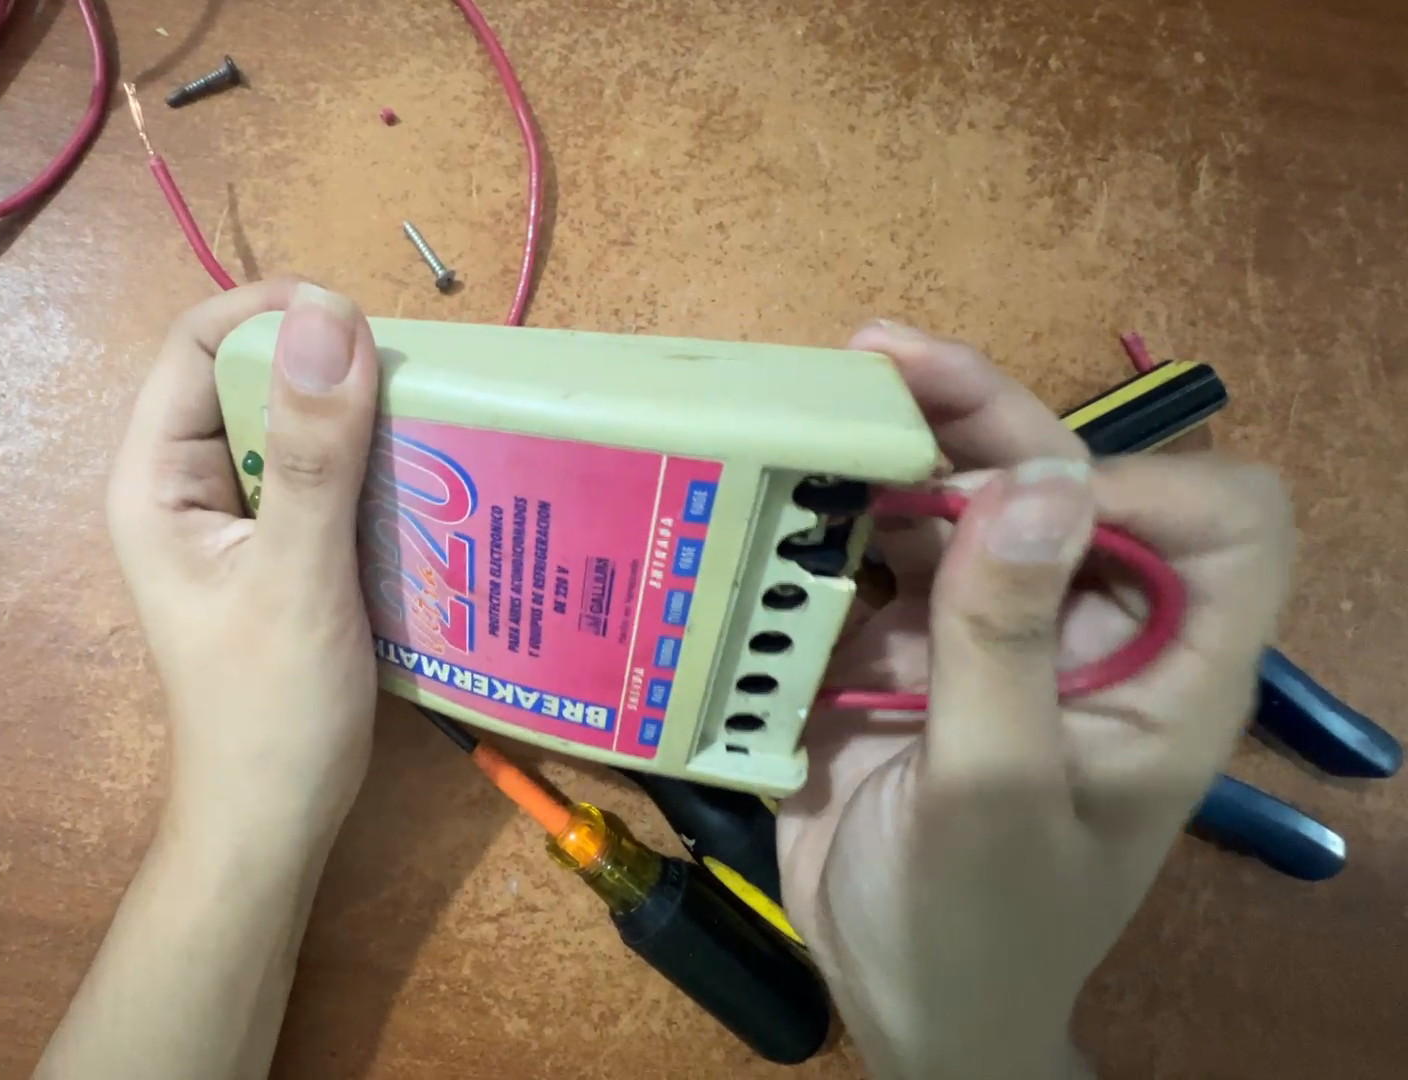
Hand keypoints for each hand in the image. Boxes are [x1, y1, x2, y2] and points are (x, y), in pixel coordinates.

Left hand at [107, 281, 383, 837]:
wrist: (277, 815)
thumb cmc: (273, 711)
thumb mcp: (297, 578)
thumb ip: (313, 455)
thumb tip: (329, 317)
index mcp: (156, 481)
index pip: (195, 348)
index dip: (270, 315)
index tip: (360, 321)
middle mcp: (189, 486)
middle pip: (249, 381)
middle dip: (326, 368)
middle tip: (411, 385)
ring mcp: (237, 519)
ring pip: (293, 428)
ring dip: (356, 419)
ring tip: (427, 427)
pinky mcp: (280, 547)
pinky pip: (321, 477)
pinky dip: (367, 467)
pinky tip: (419, 480)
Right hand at [776, 323, 1295, 1078]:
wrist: (890, 981)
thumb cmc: (975, 918)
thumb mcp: (996, 792)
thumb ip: (1008, 647)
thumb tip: (1034, 486)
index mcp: (1151, 669)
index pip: (1213, 524)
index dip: (1129, 484)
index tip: (1009, 500)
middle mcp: (1059, 629)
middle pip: (1045, 485)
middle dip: (971, 415)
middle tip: (874, 356)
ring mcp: (961, 636)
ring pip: (937, 513)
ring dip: (876, 463)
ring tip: (799, 419)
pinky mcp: (877, 650)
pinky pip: (854, 568)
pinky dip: (814, 532)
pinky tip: (764, 507)